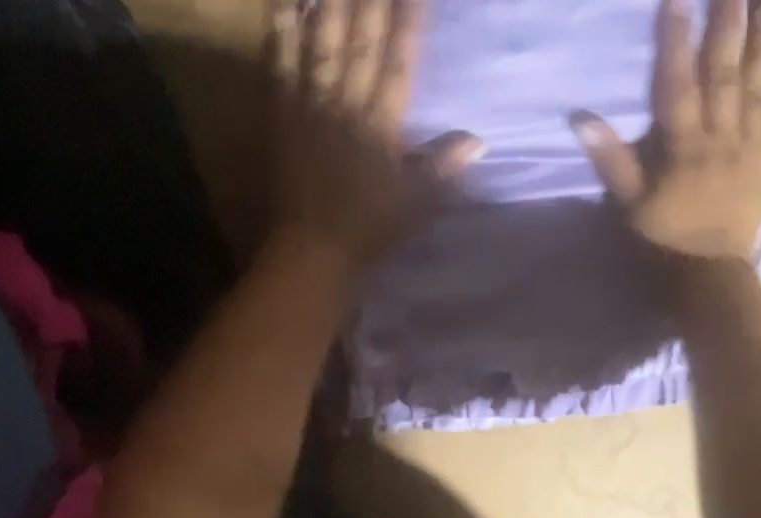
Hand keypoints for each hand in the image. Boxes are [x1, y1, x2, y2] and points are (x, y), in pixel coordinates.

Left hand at [266, 0, 482, 263]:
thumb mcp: (414, 203)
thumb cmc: (368, 229)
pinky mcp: (283, 118)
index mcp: (381, 125)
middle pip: (360, 41)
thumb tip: (479, 139)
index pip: (399, 62)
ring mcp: (311, 108)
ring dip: (329, 4)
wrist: (312, 250)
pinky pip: (281, 67)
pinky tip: (285, 5)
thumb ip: (442, 166)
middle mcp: (347, 105)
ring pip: (321, 44)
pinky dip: (282, 34)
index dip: (409, 21)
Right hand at [571, 0, 760, 261]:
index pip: (677, 83)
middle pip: (725, 73)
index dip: (675, 39)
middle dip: (729, 24)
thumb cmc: (664, 246)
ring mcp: (748, 149)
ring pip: (757, 87)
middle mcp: (721, 139)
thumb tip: (581, 119)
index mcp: (684, 148)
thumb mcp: (630, 208)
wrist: (710, 279)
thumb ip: (612, 162)